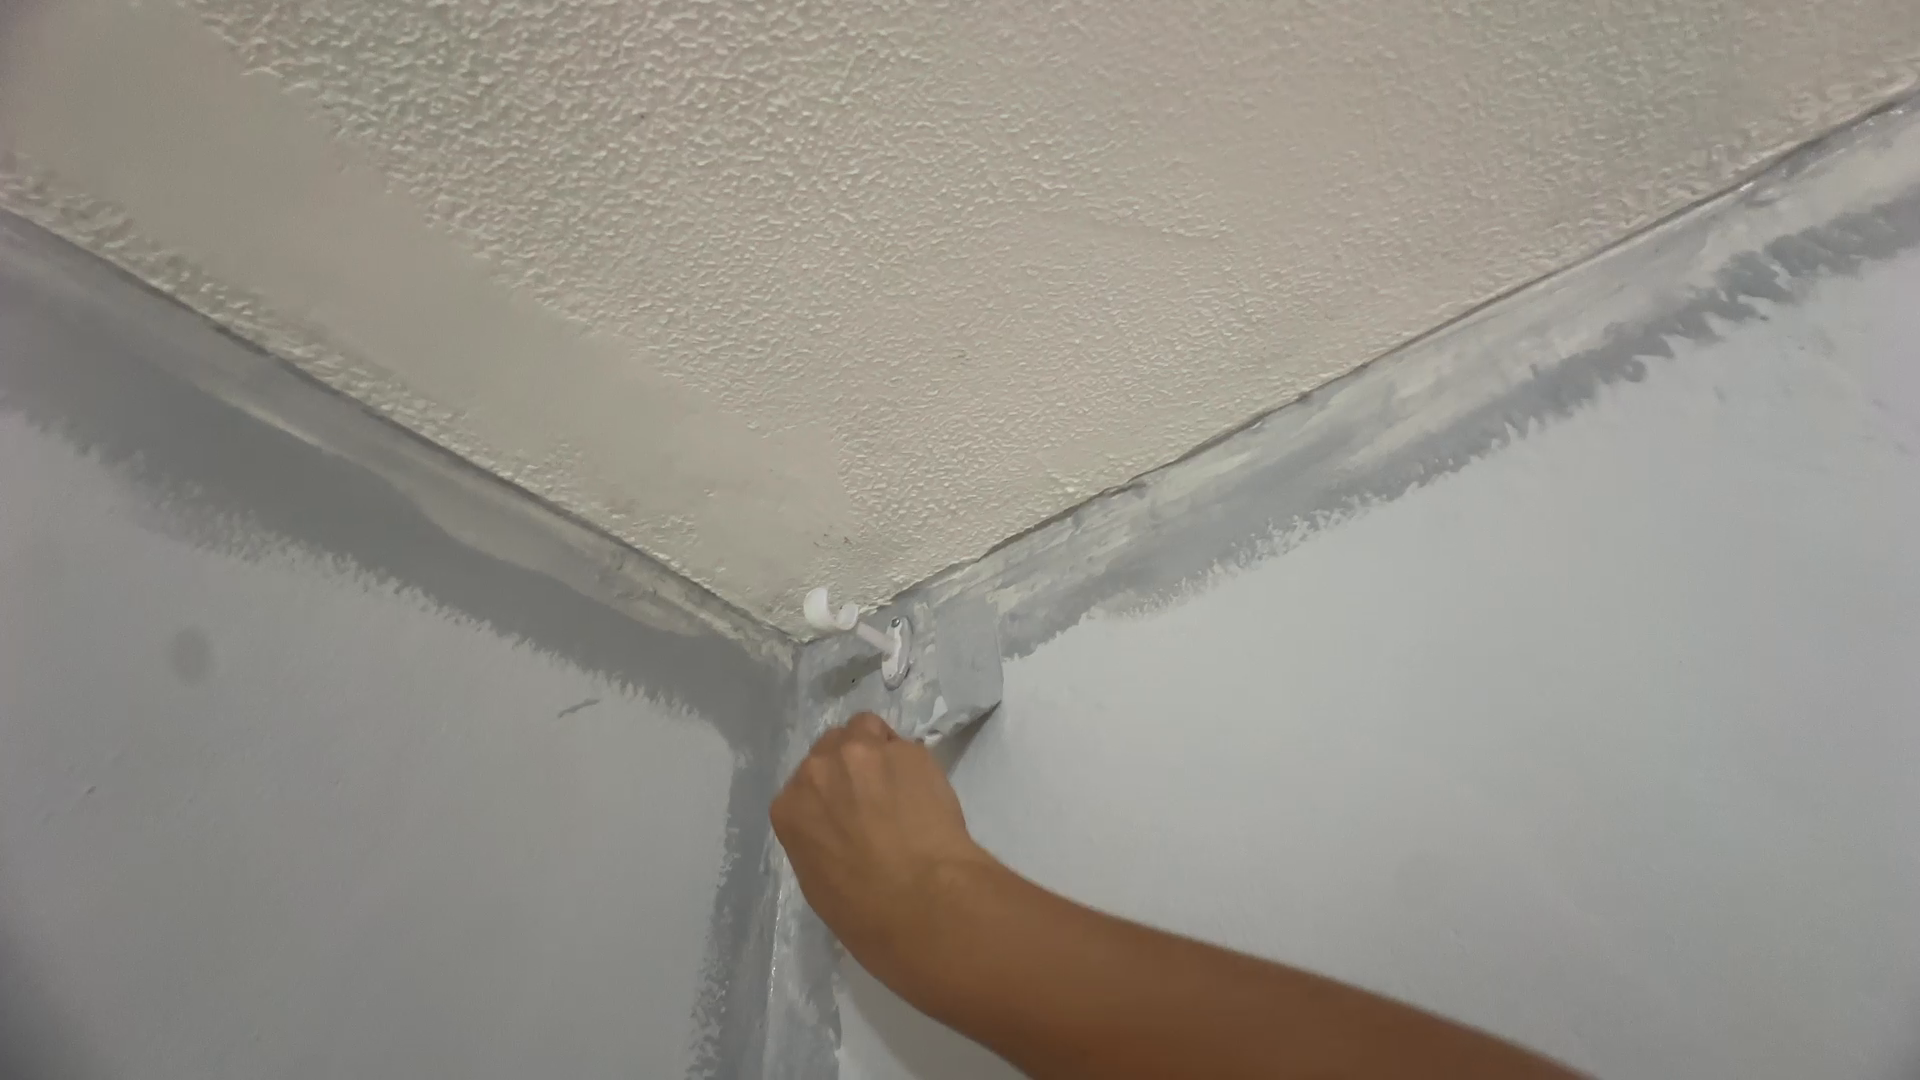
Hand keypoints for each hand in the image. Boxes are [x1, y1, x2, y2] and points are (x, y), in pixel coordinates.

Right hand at [770, 713, 997, 990]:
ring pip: (865, 729)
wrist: (923, 898)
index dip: (827, 796)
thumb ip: (818, 837)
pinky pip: (906, 748)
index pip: (803, 785)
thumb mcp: (818, 880)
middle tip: (871, 796)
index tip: (845, 814)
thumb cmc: (864, 912)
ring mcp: (865, 752)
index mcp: (790, 806)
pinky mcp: (908, 749)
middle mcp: (821, 768)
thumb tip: (839, 827)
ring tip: (897, 781)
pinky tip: (925, 794)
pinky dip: (912, 765)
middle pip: (830, 746)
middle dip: (847, 766)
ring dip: (876, 747)